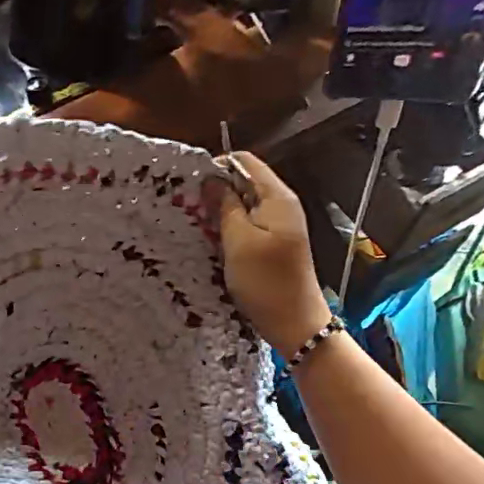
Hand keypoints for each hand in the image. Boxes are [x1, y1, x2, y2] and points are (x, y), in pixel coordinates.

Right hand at [204, 153, 333, 356]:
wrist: (294, 322)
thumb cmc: (265, 281)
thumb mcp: (238, 241)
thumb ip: (224, 206)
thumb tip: (211, 179)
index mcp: (277, 197)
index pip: (245, 161)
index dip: (217, 167)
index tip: (191, 186)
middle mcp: (281, 205)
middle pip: (244, 183)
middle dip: (216, 192)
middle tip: (189, 210)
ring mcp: (279, 226)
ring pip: (244, 206)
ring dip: (221, 214)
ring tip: (198, 227)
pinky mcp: (274, 245)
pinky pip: (248, 227)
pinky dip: (231, 231)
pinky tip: (215, 244)